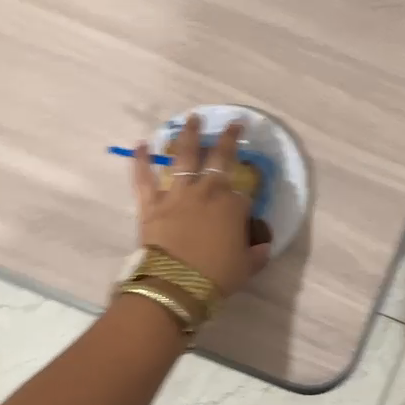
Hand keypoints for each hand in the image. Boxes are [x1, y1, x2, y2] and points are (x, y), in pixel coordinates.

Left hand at [128, 114, 272, 298]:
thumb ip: (256, 253)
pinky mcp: (151, 203)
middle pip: (220, 159)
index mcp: (233, 207)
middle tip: (234, 124)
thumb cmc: (216, 277)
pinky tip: (142, 144)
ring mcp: (177, 194)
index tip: (253, 184)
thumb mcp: (246, 267)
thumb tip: (263, 246)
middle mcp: (207, 192)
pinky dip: (141, 160)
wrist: (175, 285)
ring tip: (192, 119)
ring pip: (184, 157)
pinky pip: (144, 177)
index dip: (250, 187)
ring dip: (189, 136)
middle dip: (229, 140)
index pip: (245, 192)